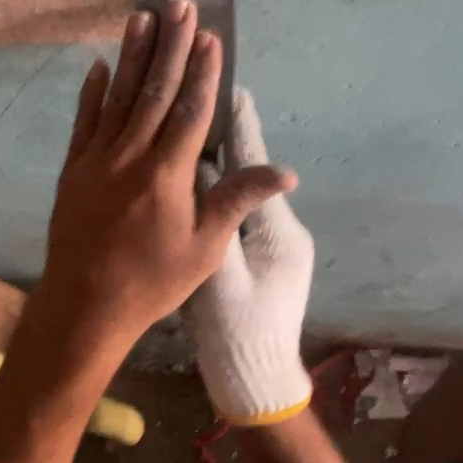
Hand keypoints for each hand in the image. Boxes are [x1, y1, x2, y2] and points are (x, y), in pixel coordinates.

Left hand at [31, 0, 296, 358]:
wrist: (84, 302)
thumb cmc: (152, 281)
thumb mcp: (204, 249)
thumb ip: (236, 201)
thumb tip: (284, 172)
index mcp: (167, 174)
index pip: (189, 110)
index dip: (201, 71)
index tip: (209, 35)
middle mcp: (130, 156)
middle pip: (153, 91)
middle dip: (169, 46)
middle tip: (178, 4)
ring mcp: (96, 159)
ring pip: (117, 97)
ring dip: (131, 55)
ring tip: (141, 17)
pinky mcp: (72, 168)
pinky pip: (83, 121)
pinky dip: (92, 91)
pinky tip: (99, 65)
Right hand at [191, 88, 315, 423]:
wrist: (255, 381)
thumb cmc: (237, 331)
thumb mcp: (220, 277)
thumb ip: (214, 220)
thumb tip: (197, 167)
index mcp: (275, 229)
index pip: (253, 164)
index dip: (239, 124)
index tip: (227, 82)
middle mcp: (278, 227)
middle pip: (246, 170)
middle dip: (223, 133)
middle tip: (198, 92)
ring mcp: (267, 242)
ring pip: (236, 188)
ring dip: (214, 157)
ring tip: (187, 122)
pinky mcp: (253, 255)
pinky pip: (229, 208)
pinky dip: (209, 187)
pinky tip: (185, 173)